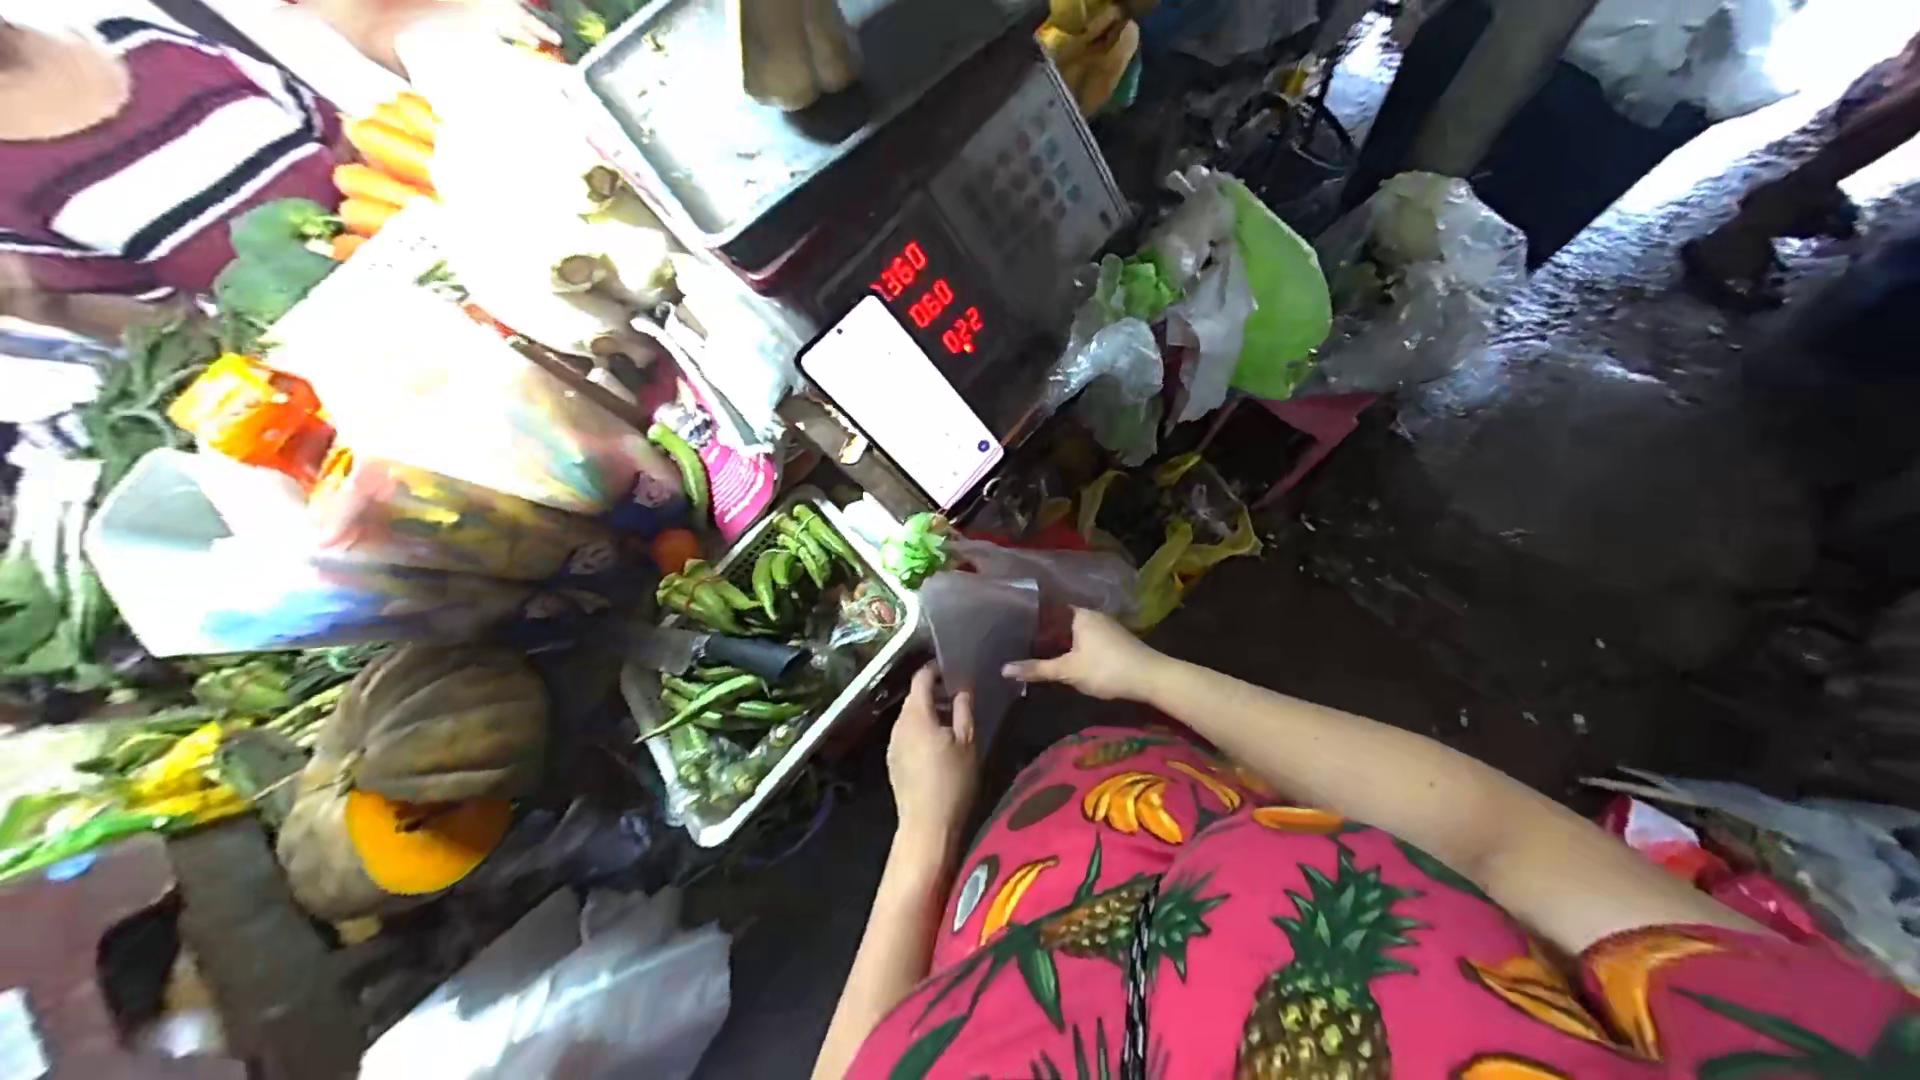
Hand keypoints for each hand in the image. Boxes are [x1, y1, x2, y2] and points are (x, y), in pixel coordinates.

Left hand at [887, 664, 977, 840]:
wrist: (927, 825)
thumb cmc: (952, 781)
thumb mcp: (967, 742)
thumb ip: (963, 709)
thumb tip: (961, 688)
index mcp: (916, 715)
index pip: (921, 679)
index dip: (935, 669)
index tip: (952, 669)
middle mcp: (899, 724)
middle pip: (914, 697)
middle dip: (934, 692)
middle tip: (958, 697)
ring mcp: (892, 743)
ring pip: (910, 716)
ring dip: (928, 712)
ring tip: (952, 721)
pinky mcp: (892, 759)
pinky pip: (906, 733)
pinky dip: (920, 729)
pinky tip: (937, 744)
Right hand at [1003, 607, 1163, 701]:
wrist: (1152, 678)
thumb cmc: (1107, 669)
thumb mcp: (1069, 671)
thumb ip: (1037, 669)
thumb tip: (1003, 669)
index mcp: (1079, 614)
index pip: (1048, 608)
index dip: (1029, 616)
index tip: (1011, 624)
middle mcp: (1091, 614)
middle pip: (1060, 619)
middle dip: (1042, 631)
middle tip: (1018, 640)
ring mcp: (1105, 626)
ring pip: (1073, 630)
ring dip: (1058, 640)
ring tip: (1035, 650)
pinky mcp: (1113, 640)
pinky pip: (1084, 638)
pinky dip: (1071, 645)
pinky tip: (1063, 658)